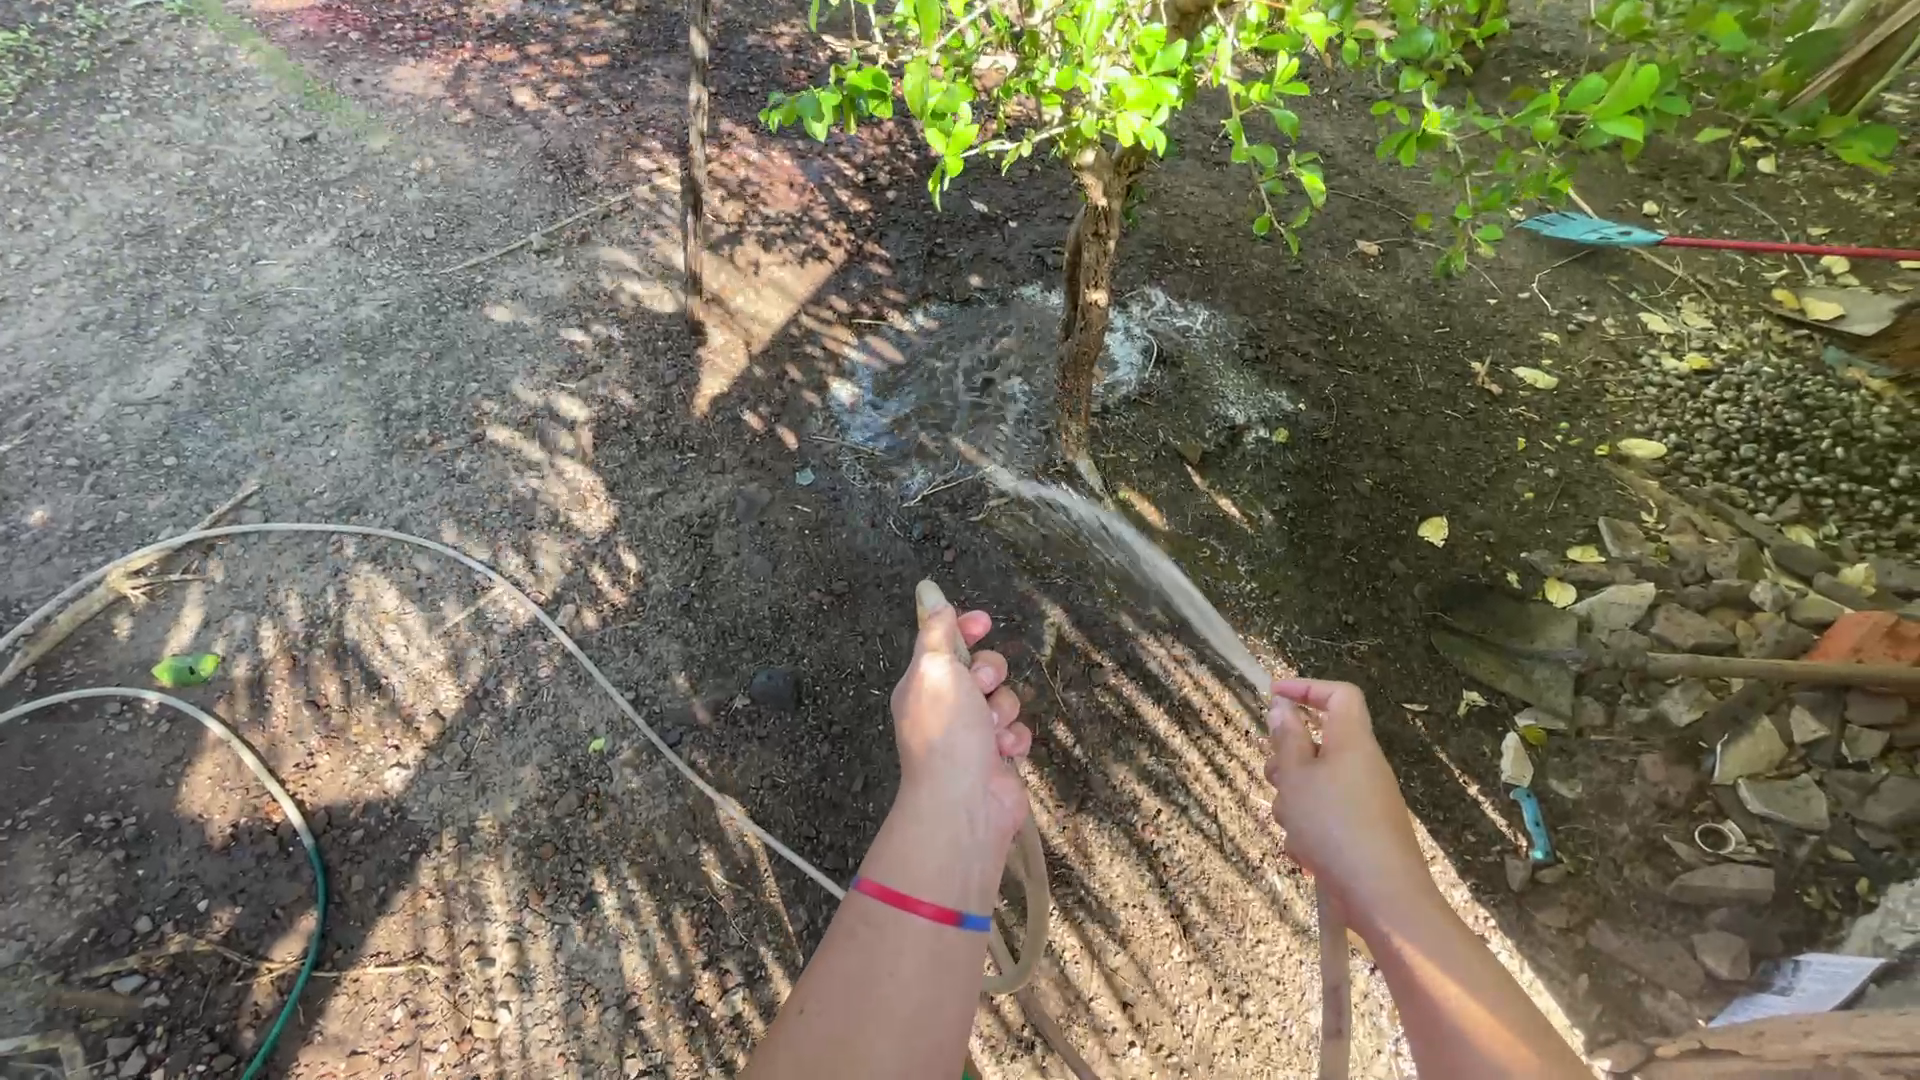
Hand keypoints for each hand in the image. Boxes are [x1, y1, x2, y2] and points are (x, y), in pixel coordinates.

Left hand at [889, 583, 1032, 852]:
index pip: (944, 643)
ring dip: (1003, 709)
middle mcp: (945, 707)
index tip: (983, 622)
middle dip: (989, 672)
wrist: (964, 803)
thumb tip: (928, 592)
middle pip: (981, 667)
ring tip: (991, 729)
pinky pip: (1016, 730)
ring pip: (1004, 698)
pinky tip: (1002, 752)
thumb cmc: (946, 731)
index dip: (965, 628)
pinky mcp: (997, 757)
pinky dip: (1013, 738)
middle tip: (980, 686)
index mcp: (922, 684)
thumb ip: (936, 630)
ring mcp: (972, 734)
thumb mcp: (935, 668)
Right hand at [1264, 678, 1436, 932]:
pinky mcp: (1363, 832)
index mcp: (1352, 742)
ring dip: (1294, 799)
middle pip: (1318, 743)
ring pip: (1316, 784)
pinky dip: (1309, 828)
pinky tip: (1304, 853)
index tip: (1272, 696)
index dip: (1306, 687)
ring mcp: (1365, 801)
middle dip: (1287, 759)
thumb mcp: (1297, 776)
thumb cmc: (1334, 825)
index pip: (1339, 695)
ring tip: (1291, 824)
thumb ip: (1287, 739)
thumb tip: (1284, 707)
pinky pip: (1326, 816)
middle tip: (1274, 777)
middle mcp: (1362, 766)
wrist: (1383, 898)